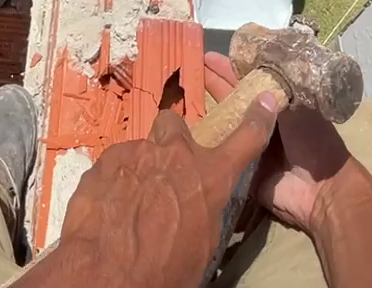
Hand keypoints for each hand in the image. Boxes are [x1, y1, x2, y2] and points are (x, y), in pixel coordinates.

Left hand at [53, 88, 278, 284]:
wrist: (109, 272)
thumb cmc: (166, 270)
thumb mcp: (203, 246)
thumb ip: (205, 209)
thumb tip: (197, 202)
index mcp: (209, 177)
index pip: (245, 140)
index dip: (258, 119)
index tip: (266, 100)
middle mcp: (175, 153)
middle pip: (174, 125)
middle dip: (170, 142)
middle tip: (164, 172)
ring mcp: (137, 151)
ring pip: (141, 149)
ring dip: (139, 169)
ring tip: (130, 202)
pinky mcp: (106, 158)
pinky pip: (114, 164)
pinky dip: (114, 181)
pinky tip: (110, 206)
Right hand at [203, 51, 361, 235]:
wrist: (320, 190)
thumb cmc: (315, 141)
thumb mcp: (299, 104)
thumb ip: (275, 87)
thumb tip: (251, 63)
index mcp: (280, 103)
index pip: (251, 80)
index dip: (232, 67)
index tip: (211, 55)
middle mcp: (263, 120)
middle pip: (234, 97)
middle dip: (214, 80)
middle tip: (192, 64)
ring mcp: (250, 143)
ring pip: (225, 119)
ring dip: (207, 104)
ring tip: (185, 86)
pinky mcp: (240, 165)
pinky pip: (221, 148)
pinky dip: (206, 136)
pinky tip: (186, 123)